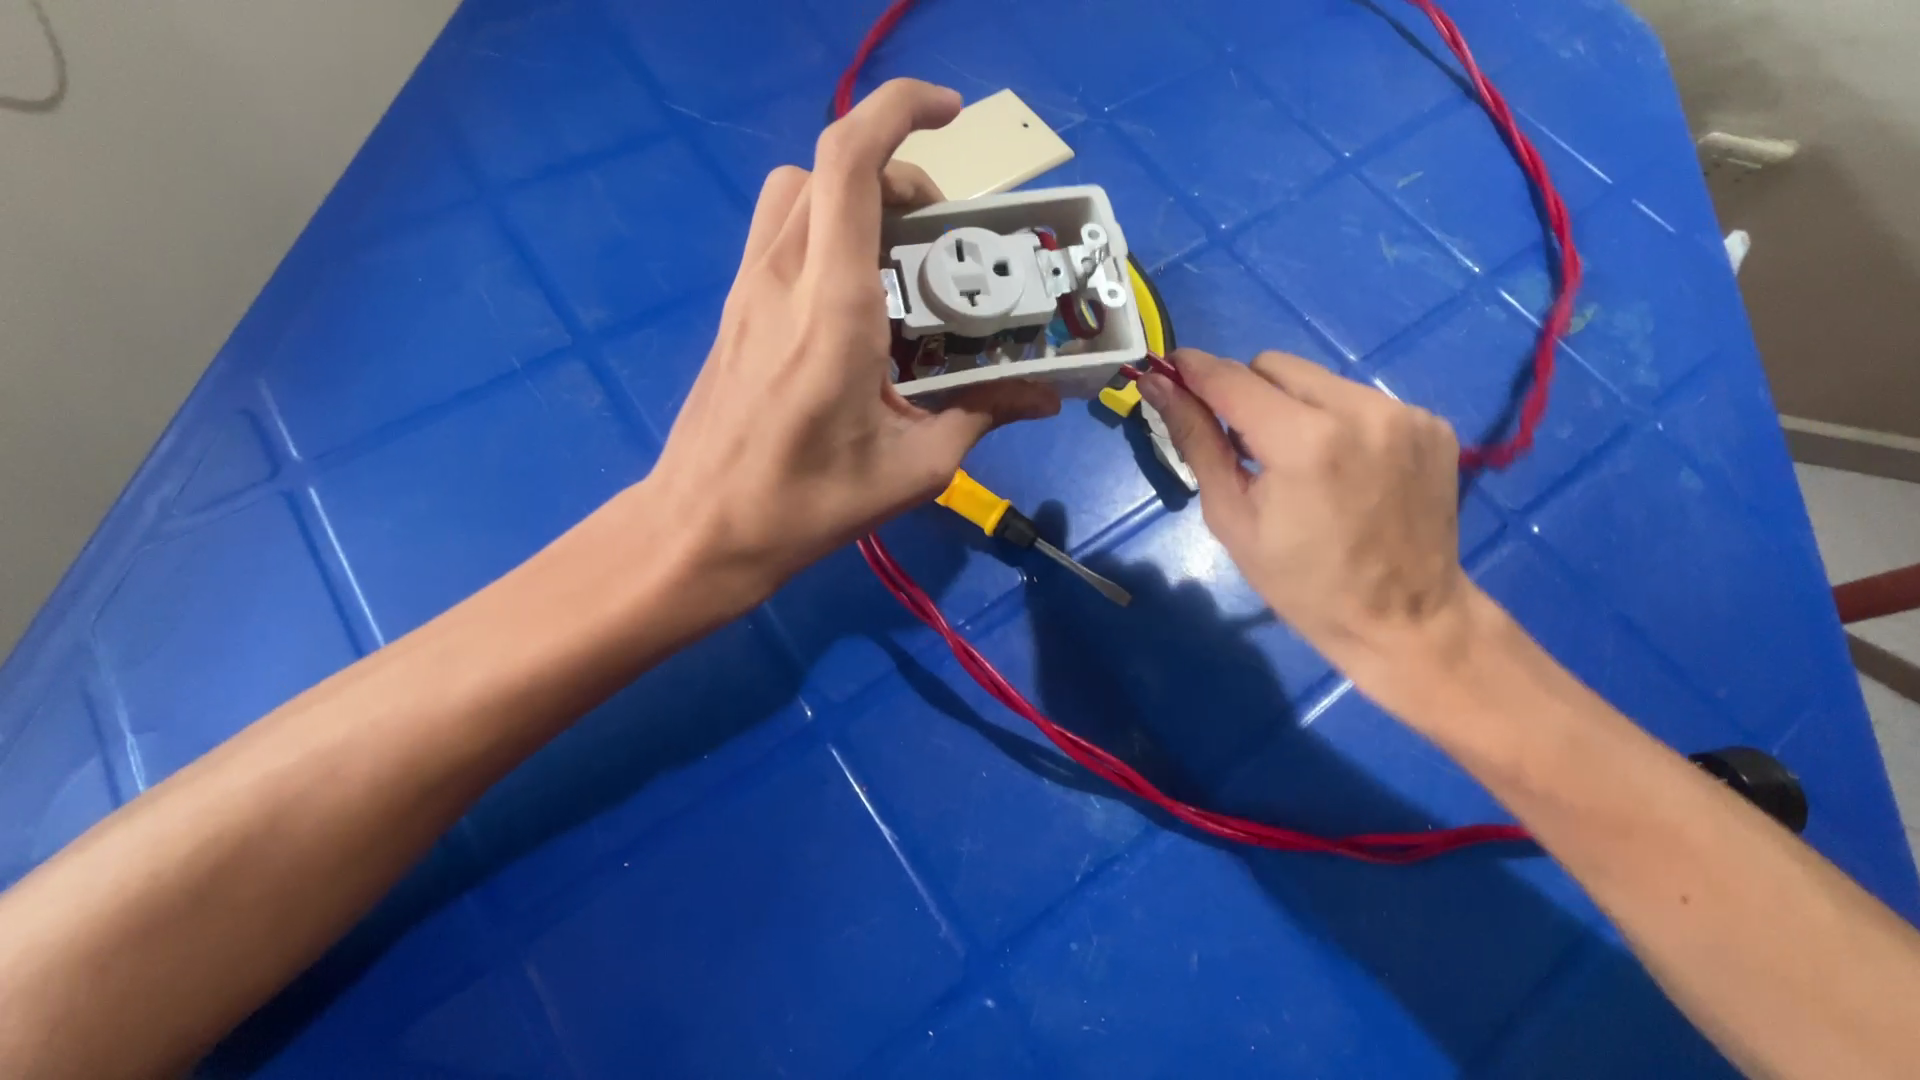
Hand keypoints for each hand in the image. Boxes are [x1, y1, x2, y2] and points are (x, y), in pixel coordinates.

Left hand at [645, 79, 1059, 604]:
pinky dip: (822, 232)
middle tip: (936, 231)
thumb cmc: (807, 504)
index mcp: (833, 307)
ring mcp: (747, 289)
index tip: (950, 114)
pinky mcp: (734, 310)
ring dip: (850, 197)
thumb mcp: (913, 469)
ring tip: (894, 257)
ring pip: (796, 192)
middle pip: (829, 167)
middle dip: (894, 173)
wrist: (702, 529)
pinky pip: (778, 234)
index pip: (850, 160)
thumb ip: (980, 416)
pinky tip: (851, 300)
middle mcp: (783, 278)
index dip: (899, 111)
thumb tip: (1042, 398)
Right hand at [1140, 348, 1471, 685]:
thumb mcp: (1232, 517)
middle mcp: (1359, 409)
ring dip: (1294, 406)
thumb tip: (1158, 385)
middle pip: (1275, 366)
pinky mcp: (1431, 423)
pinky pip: (1361, 399)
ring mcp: (1403, 413)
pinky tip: (1344, 467)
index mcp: (1303, 441)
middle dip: (1247, 393)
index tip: (1170, 370)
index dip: (1194, 370)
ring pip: (1319, 379)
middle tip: (1244, 443)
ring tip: (1299, 461)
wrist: (1404, 619)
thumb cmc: (1302, 583)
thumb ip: (1197, 441)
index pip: (1233, 379)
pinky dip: (1338, 421)